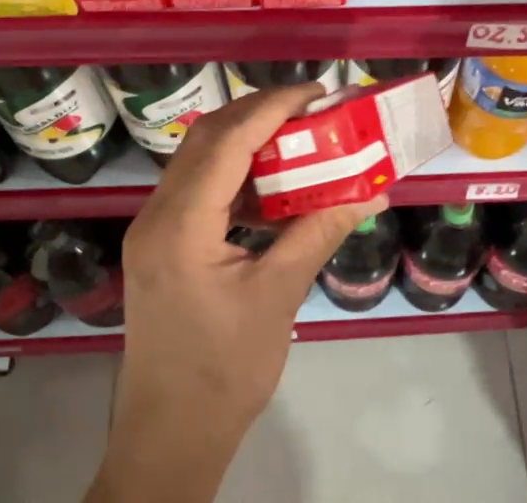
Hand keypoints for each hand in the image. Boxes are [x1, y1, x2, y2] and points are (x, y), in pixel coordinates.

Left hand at [90, 85, 387, 501]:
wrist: (170, 434)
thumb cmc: (224, 370)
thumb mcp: (278, 296)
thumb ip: (320, 232)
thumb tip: (373, 190)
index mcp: (180, 224)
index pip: (227, 142)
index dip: (273, 107)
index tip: (318, 92)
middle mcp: (157, 215)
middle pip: (207, 140)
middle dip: (260, 115)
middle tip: (313, 109)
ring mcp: (153, 230)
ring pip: (199, 162)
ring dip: (247, 142)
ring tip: (299, 137)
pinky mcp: (160, 245)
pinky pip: (198, 190)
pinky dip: (235, 176)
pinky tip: (273, 184)